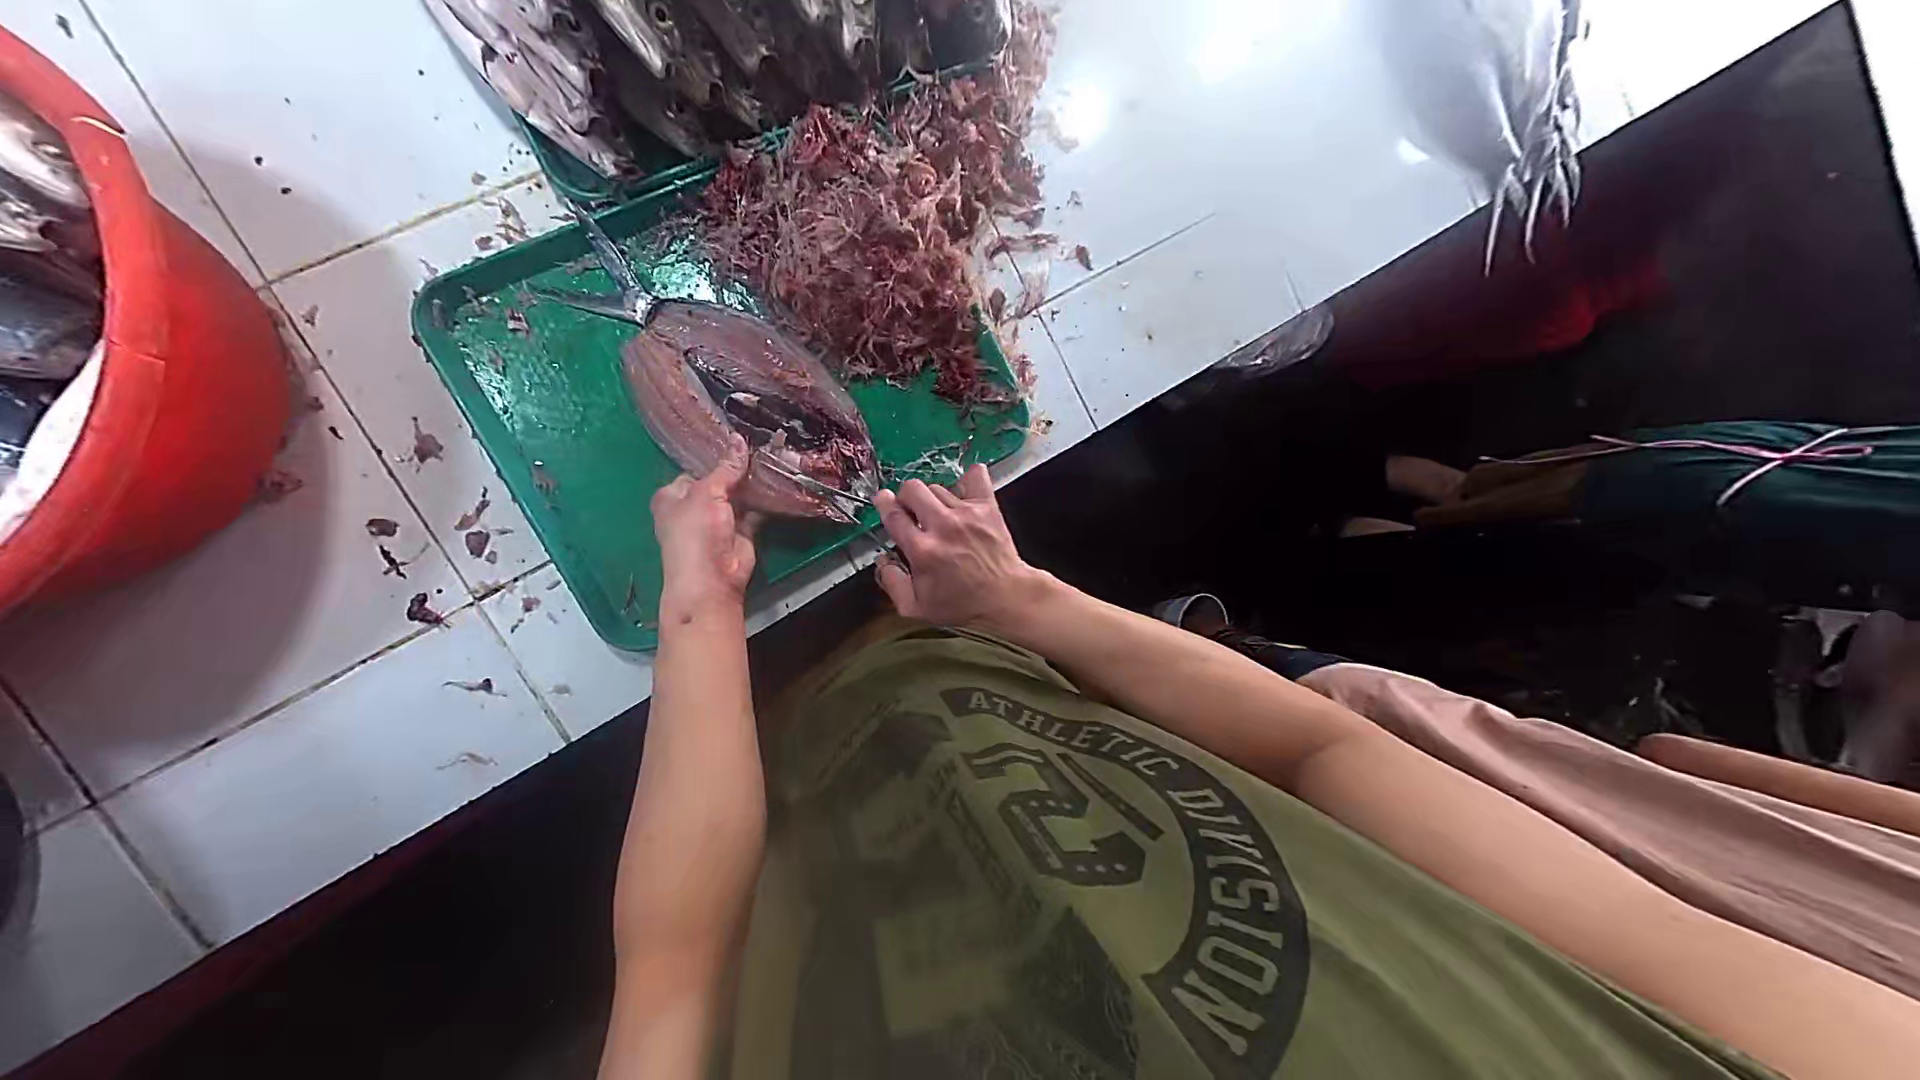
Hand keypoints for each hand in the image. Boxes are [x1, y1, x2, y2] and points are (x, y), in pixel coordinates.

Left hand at [652, 433, 759, 612]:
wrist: (712, 578)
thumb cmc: (695, 532)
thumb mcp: (706, 492)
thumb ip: (725, 468)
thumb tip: (739, 438)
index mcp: (673, 496)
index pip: (695, 468)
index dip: (714, 455)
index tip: (736, 439)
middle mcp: (694, 507)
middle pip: (718, 481)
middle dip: (737, 468)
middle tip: (760, 444)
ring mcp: (719, 520)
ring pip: (738, 495)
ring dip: (752, 482)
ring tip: (772, 457)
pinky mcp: (741, 531)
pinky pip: (754, 510)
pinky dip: (764, 500)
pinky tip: (777, 481)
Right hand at [872, 464, 1053, 631]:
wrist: (1006, 598)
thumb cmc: (964, 605)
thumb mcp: (916, 607)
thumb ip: (891, 582)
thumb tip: (883, 561)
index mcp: (922, 550)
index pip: (894, 514)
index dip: (885, 504)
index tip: (884, 500)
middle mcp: (943, 527)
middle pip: (912, 489)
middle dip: (906, 498)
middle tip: (912, 511)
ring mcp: (967, 514)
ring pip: (938, 487)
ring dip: (934, 499)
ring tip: (941, 516)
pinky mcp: (988, 508)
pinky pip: (975, 477)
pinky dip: (968, 479)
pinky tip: (963, 491)